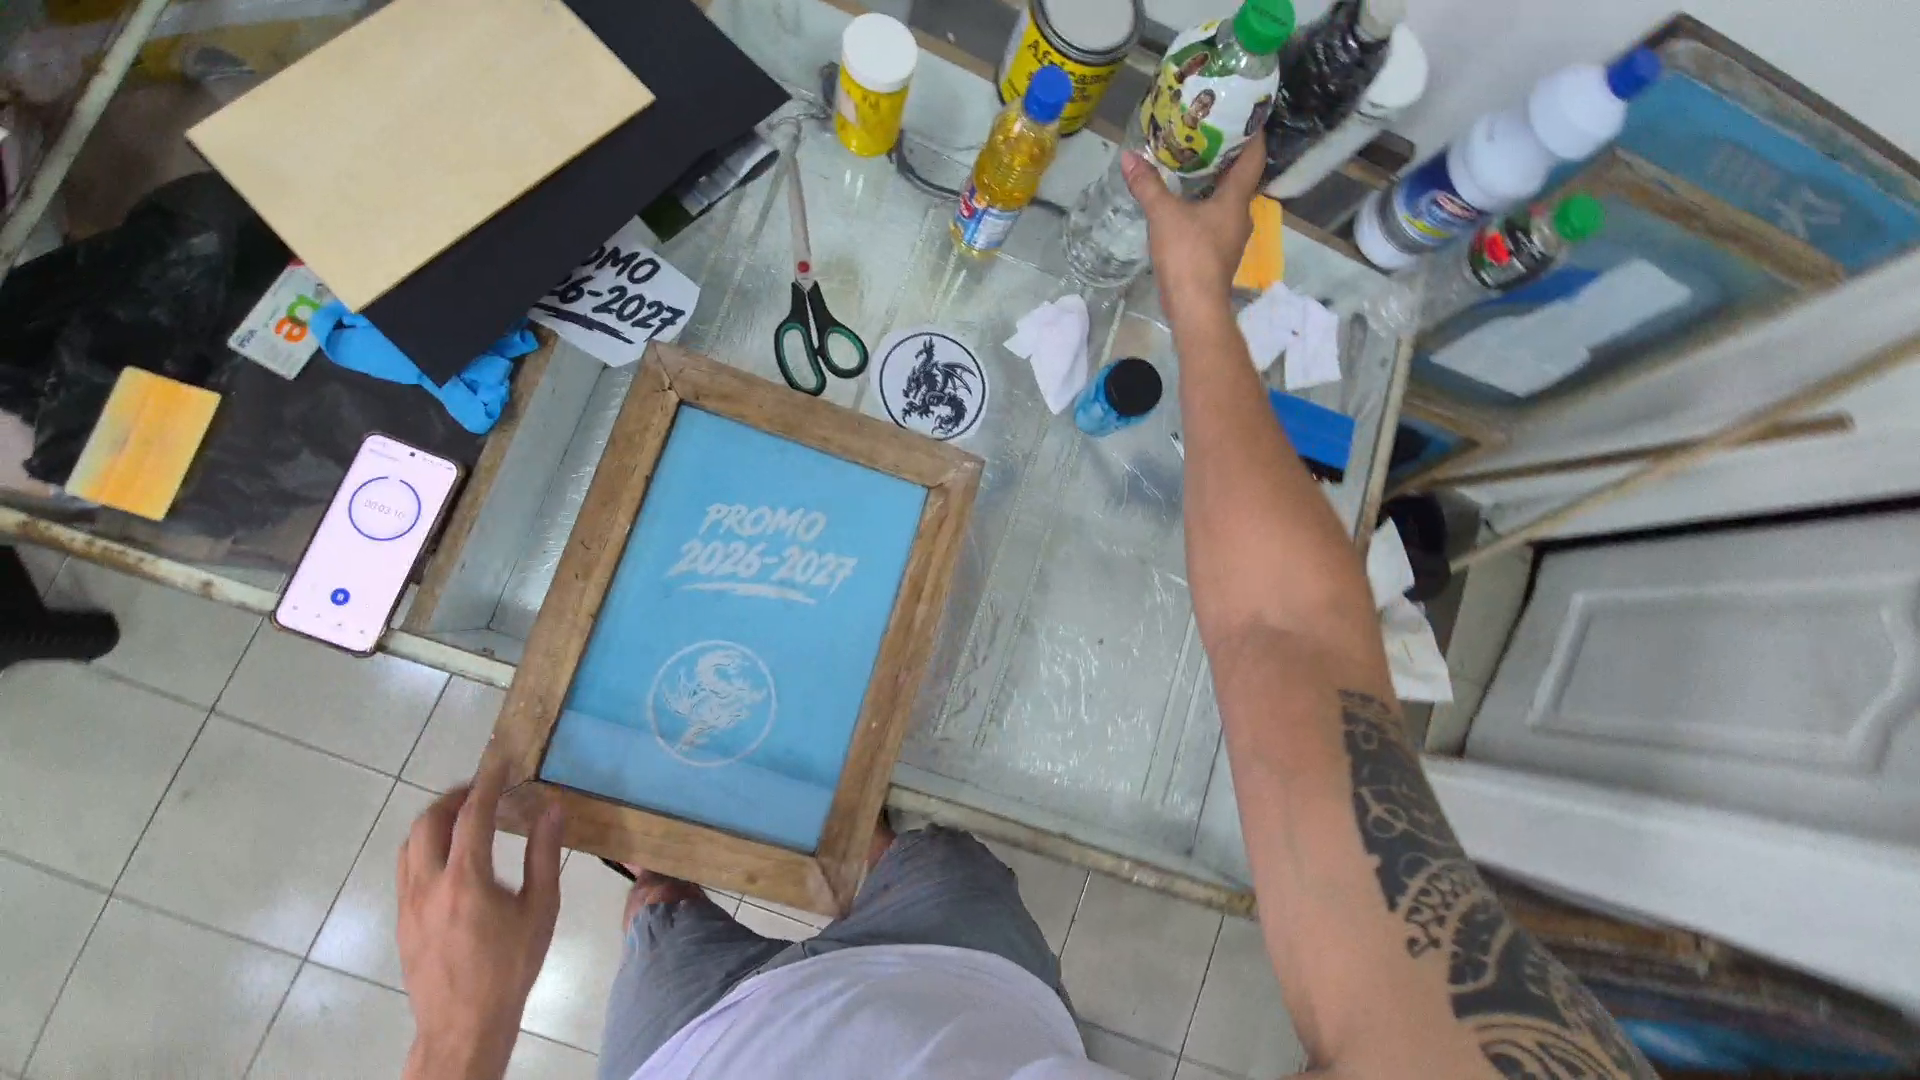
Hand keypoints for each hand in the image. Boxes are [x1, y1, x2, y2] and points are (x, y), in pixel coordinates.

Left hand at [398, 757, 563, 1079]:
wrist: (463, 1024)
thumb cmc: (511, 965)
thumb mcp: (541, 908)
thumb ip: (545, 854)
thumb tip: (552, 809)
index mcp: (466, 880)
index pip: (472, 815)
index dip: (487, 782)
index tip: (501, 762)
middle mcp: (428, 885)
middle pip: (427, 822)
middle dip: (454, 796)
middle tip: (484, 788)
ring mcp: (408, 903)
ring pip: (409, 844)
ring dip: (435, 820)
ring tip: (466, 816)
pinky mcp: (402, 920)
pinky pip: (407, 868)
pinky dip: (426, 846)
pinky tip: (452, 855)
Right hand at [1122, 145, 1264, 318]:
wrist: (1195, 308)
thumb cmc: (1188, 256)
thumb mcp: (1164, 216)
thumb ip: (1147, 185)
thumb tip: (1129, 157)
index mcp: (1236, 199)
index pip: (1253, 156)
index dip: (1252, 132)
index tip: (1243, 113)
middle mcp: (1241, 216)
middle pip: (1240, 178)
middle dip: (1226, 156)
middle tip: (1207, 135)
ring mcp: (1231, 238)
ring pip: (1227, 201)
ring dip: (1214, 184)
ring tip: (1192, 165)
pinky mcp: (1218, 256)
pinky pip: (1215, 221)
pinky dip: (1204, 207)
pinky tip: (1185, 204)